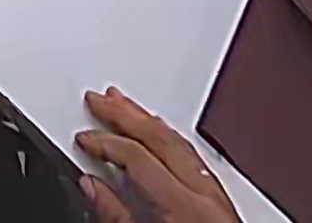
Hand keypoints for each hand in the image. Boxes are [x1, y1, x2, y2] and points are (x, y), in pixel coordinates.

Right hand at [76, 88, 240, 222]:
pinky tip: (155, 131)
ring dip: (145, 119)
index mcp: (186, 210)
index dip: (105, 143)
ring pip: (178, 141)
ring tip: (121, 103)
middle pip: (159, 138)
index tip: (84, 139)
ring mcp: (220, 202)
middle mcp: (207, 199)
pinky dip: (167, 137)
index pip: (137, 156)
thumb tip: (92, 186)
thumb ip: (117, 218)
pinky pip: (193, 155)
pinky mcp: (227, 208)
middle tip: (97, 100)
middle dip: (124, 115)